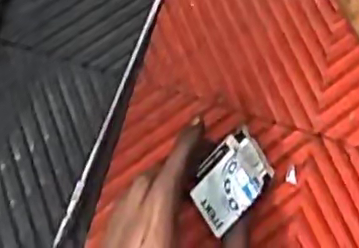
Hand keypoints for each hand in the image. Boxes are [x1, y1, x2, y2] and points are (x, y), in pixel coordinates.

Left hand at [103, 119, 248, 247]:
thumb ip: (234, 244)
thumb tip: (247, 214)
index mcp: (156, 231)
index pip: (170, 172)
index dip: (186, 143)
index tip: (200, 123)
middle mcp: (128, 232)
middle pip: (148, 179)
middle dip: (174, 164)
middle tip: (200, 164)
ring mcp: (110, 244)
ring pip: (129, 196)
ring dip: (155, 183)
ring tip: (181, 189)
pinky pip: (118, 217)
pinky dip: (138, 206)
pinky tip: (155, 221)